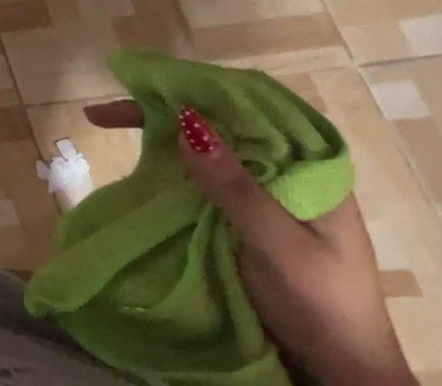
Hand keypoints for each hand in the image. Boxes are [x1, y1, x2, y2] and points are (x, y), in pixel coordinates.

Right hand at [84, 101, 414, 385]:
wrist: (338, 371)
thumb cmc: (321, 305)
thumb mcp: (279, 246)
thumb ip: (236, 188)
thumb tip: (185, 121)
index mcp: (310, 170)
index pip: (250, 110)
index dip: (195, 90)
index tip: (143, 84)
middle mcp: (285, 172)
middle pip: (220, 123)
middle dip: (162, 108)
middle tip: (104, 111)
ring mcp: (262, 194)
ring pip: (205, 147)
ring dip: (158, 132)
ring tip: (107, 122)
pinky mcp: (241, 216)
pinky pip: (199, 175)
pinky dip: (165, 161)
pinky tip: (138, 157)